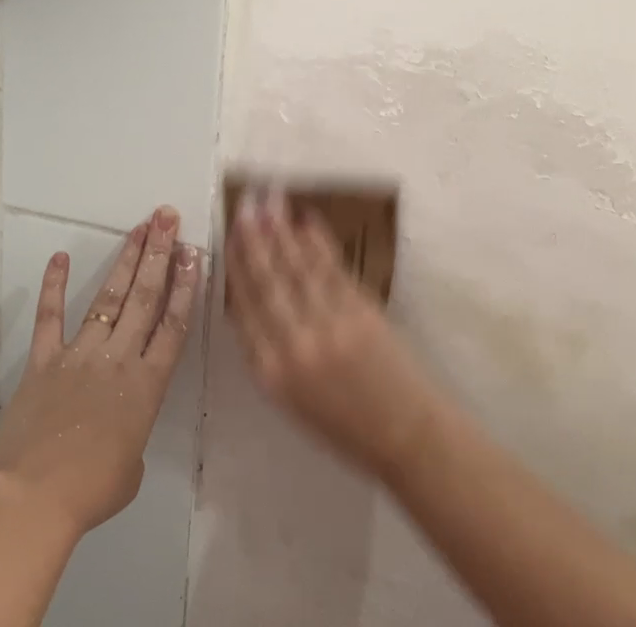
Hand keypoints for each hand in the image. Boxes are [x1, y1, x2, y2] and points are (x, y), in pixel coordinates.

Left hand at [0, 206, 202, 537]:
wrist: (36, 495)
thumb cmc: (92, 489)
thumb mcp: (131, 467)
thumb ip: (132, 437)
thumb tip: (117, 432)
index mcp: (148, 386)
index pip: (173, 325)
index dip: (186, 287)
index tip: (194, 254)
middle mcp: (119, 359)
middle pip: (145, 298)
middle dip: (160, 254)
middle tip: (167, 218)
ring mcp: (80, 355)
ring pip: (108, 297)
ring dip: (126, 261)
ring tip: (140, 228)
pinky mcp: (43, 360)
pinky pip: (50, 317)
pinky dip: (54, 285)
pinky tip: (59, 256)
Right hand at [226, 189, 446, 481]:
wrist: (406, 436)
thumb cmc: (344, 426)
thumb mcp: (290, 400)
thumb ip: (267, 353)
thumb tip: (249, 305)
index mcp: (270, 373)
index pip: (243, 308)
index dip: (235, 267)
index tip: (229, 236)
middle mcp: (293, 346)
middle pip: (266, 281)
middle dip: (253, 238)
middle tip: (244, 202)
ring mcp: (329, 326)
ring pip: (296, 269)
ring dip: (281, 231)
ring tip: (268, 200)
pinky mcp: (360, 313)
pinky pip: (331, 270)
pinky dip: (317, 243)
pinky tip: (305, 221)